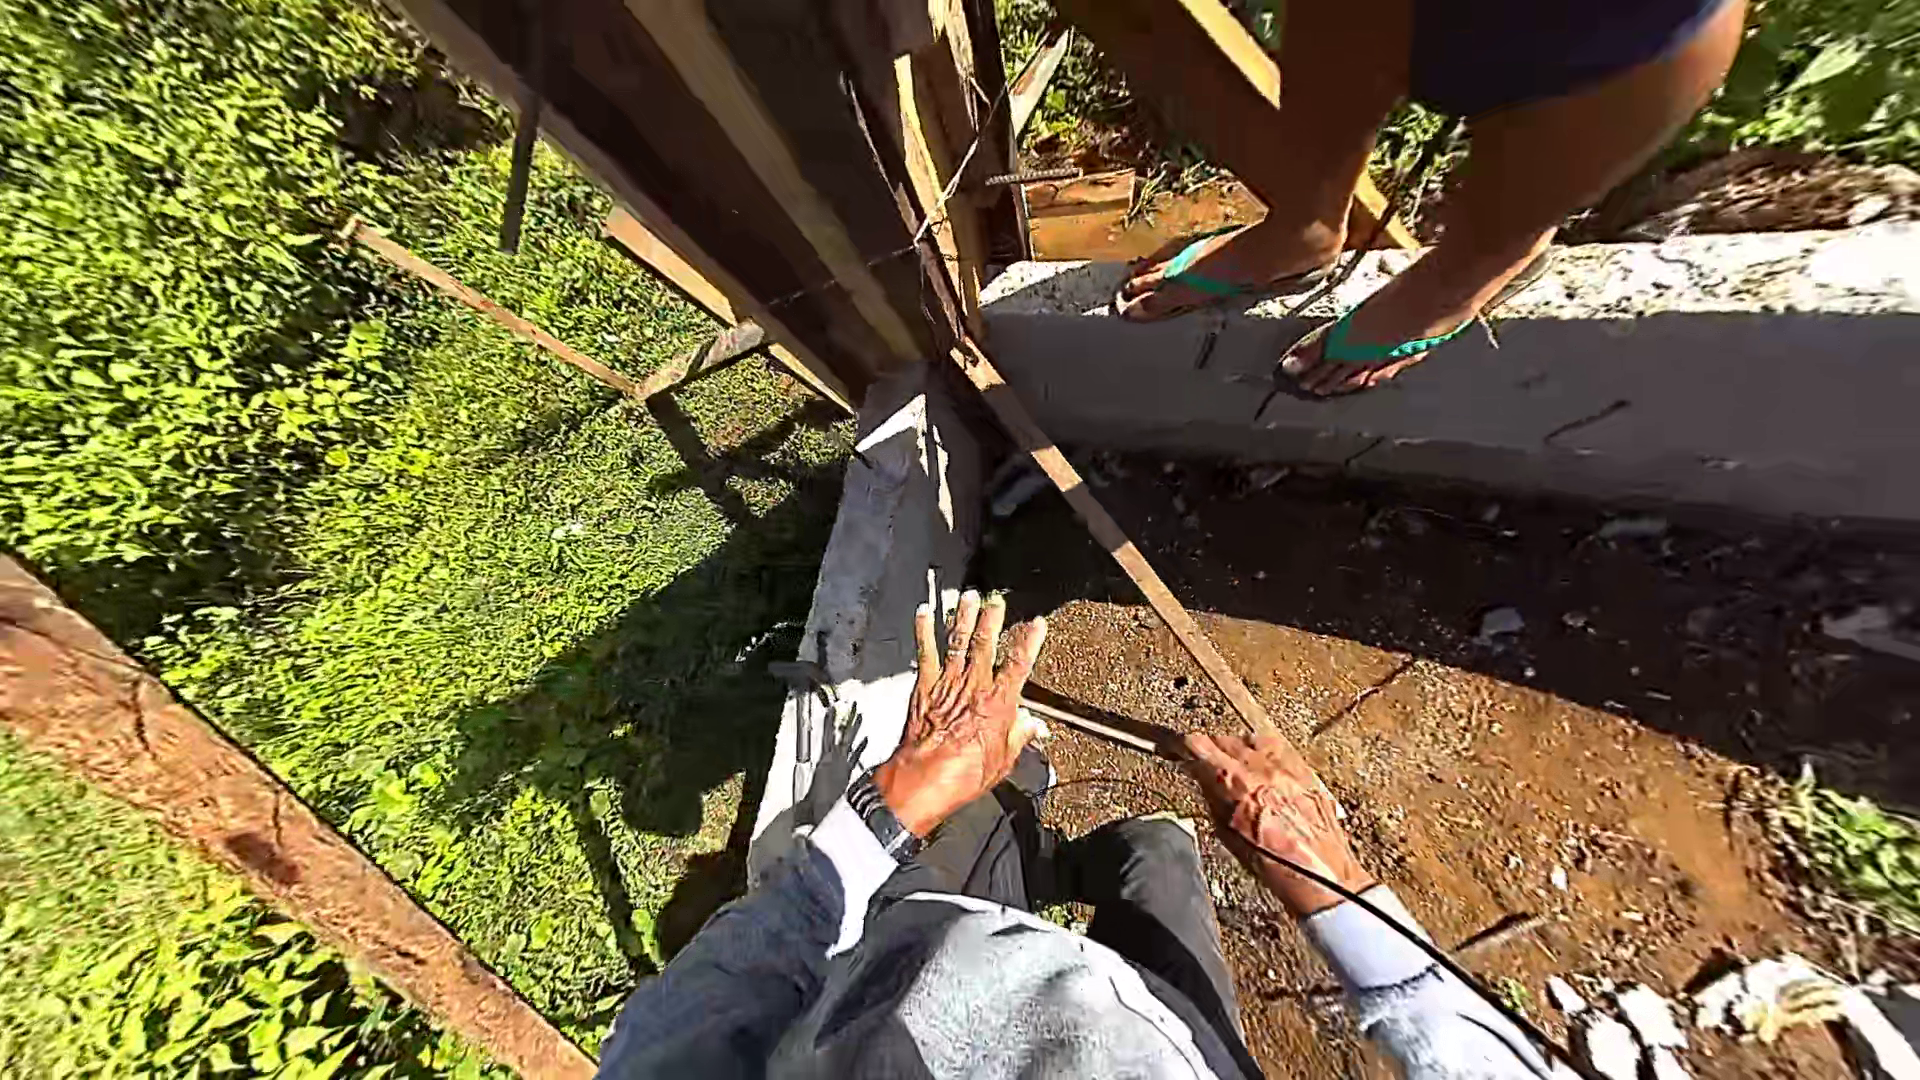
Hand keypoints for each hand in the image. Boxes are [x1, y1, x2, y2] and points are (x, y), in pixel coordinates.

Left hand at [871, 591, 1046, 835]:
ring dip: (963, 616)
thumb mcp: (1004, 760)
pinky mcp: (924, 685)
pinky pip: (925, 651)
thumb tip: (1035, 726)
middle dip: (992, 618)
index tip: (1037, 623)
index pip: (1020, 663)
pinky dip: (924, 630)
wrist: (925, 777)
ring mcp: (948, 681)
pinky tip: (924, 612)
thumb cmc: (965, 773)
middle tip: (996, 600)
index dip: (1030, 641)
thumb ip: (1019, 735)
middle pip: (985, 643)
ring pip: (958, 640)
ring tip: (968, 596)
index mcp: (998, 702)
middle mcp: (974, 685)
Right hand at [1182, 731, 1373, 915]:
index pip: (1195, 744)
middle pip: (1219, 738)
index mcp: (1232, 781)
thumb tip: (1198, 773)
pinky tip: (1260, 768)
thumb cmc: (1272, 863)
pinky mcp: (1302, 768)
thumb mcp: (1224, 831)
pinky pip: (1273, 746)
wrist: (1323, 878)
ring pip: (1245, 738)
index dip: (1178, 744)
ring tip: (1234, 768)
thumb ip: (1210, 794)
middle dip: (1207, 750)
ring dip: (1234, 749)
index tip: (1171, 747)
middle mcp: (1257, 765)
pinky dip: (1260, 753)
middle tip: (1203, 765)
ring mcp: (1282, 764)